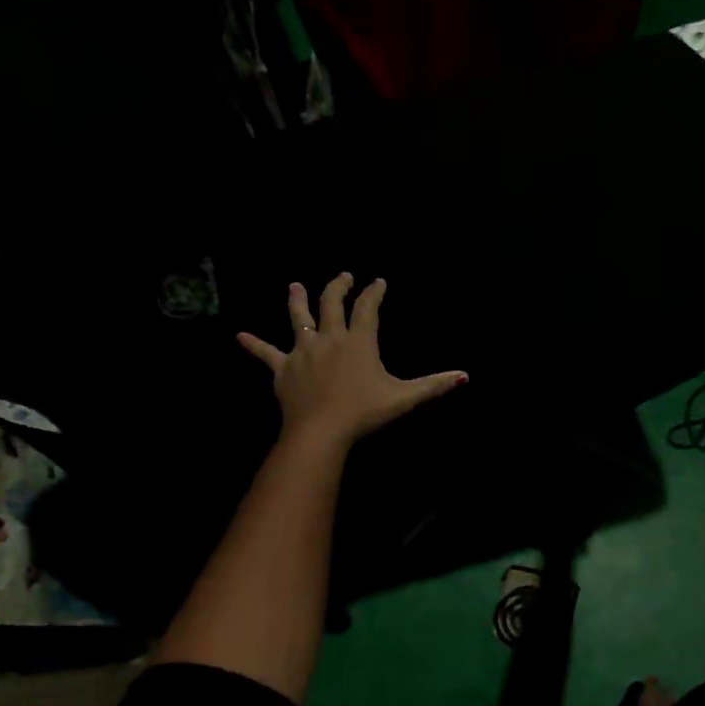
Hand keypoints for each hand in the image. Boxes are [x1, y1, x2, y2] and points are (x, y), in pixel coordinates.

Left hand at [238, 273, 467, 448]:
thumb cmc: (364, 412)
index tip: (378, 281)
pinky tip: (239, 336)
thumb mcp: (404, 398)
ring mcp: (303, 351)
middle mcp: (329, 337)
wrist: (321, 430)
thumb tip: (465, 376)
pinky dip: (253, 345)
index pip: (368, 307)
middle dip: (338, 286)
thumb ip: (434, 385)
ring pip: (297, 318)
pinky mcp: (282, 369)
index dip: (374, 292)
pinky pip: (266, 354)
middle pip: (331, 303)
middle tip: (343, 275)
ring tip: (294, 284)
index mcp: (358, 341)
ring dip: (296, 300)